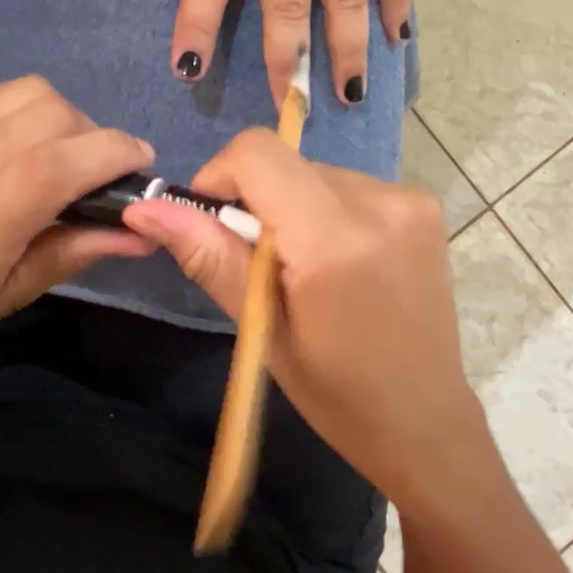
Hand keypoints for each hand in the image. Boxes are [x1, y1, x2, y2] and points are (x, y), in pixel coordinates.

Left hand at [0, 77, 157, 351]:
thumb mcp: (19, 291)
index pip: (50, 168)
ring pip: (28, 93)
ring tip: (67, 151)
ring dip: (67, 117)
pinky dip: (32, 111)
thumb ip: (82, 250)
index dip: (107, 152)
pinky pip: (1, 93)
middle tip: (99, 167)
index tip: (140, 160)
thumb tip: (148, 231)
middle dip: (93, 134)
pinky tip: (28, 142)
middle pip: (45, 117)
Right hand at [121, 130, 485, 508]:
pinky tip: (342, 265)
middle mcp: (380, 203)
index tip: (214, 224)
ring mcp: (410, 200)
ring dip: (296, 208)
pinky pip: (352, 187)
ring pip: (318, 173)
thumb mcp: (264, 331)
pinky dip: (330, 212)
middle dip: (259, 202)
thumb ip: (211, 258)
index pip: (258, 153)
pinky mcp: (425, 206)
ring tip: (308, 274)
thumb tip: (146, 208)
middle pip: (288, 163)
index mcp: (335, 241)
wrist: (426, 418)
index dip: (220, 176)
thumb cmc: (338, 395)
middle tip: (266, 269)